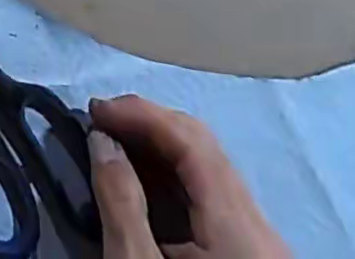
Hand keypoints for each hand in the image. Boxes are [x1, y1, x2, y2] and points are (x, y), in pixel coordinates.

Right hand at [88, 95, 290, 258]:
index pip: (191, 139)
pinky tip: (141, 182)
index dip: (141, 112)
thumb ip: (120, 202)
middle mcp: (259, 227)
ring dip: (158, 148)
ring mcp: (258, 245)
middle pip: (203, 147)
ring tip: (112, 144)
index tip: (95, 109)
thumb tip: (103, 140)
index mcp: (239, 228)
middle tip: (99, 122)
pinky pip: (210, 197)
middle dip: (148, 124)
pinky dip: (172, 177)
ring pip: (208, 170)